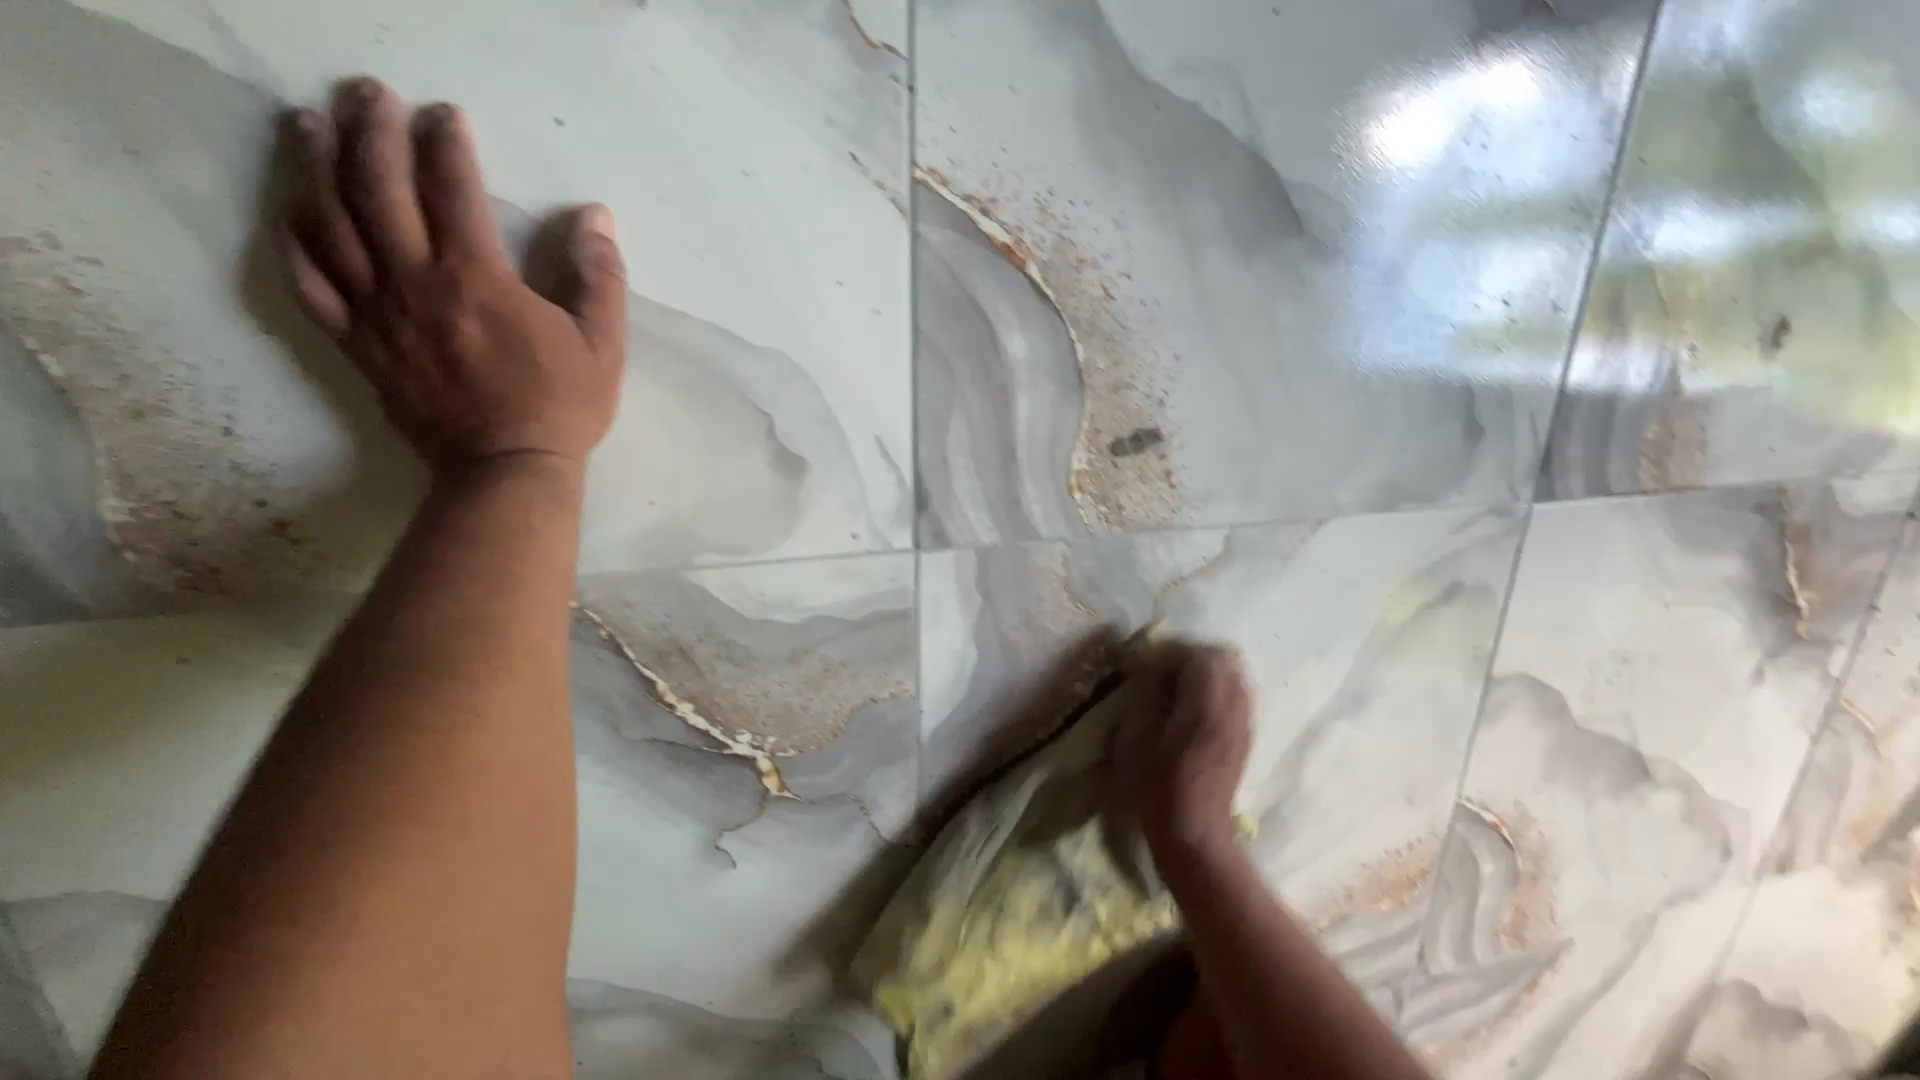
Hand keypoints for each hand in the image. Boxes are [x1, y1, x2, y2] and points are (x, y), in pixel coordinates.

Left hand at [282, 77, 627, 477]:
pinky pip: (310, 284)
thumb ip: (601, 278)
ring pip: (331, 224)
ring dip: (319, 165)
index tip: (446, 114)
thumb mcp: (603, 344)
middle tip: (369, 92)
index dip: (447, 143)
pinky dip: (294, 240)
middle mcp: (416, 283)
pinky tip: (291, 209)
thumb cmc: (561, 407)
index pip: (454, 188)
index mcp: (479, 279)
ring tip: (313, 123)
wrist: (507, 470)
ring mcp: (378, 313)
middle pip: (379, 189)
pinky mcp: (359, 344)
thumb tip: (597, 218)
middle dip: (372, 130)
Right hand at [1107, 643, 1253, 856]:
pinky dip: (1213, 688)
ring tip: (1174, 686)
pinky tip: (1188, 707)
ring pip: (1233, 674)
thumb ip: (1145, 696)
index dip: (1172, 650)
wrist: (1194, 834)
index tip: (1147, 661)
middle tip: (1162, 668)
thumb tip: (1148, 666)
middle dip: (1191, 654)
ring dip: (1204, 671)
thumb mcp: (1137, 740)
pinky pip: (1235, 694)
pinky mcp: (1244, 736)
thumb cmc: (1157, 790)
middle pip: (1225, 657)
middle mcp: (1234, 710)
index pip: (1202, 656)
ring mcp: (1243, 723)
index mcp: (1207, 709)